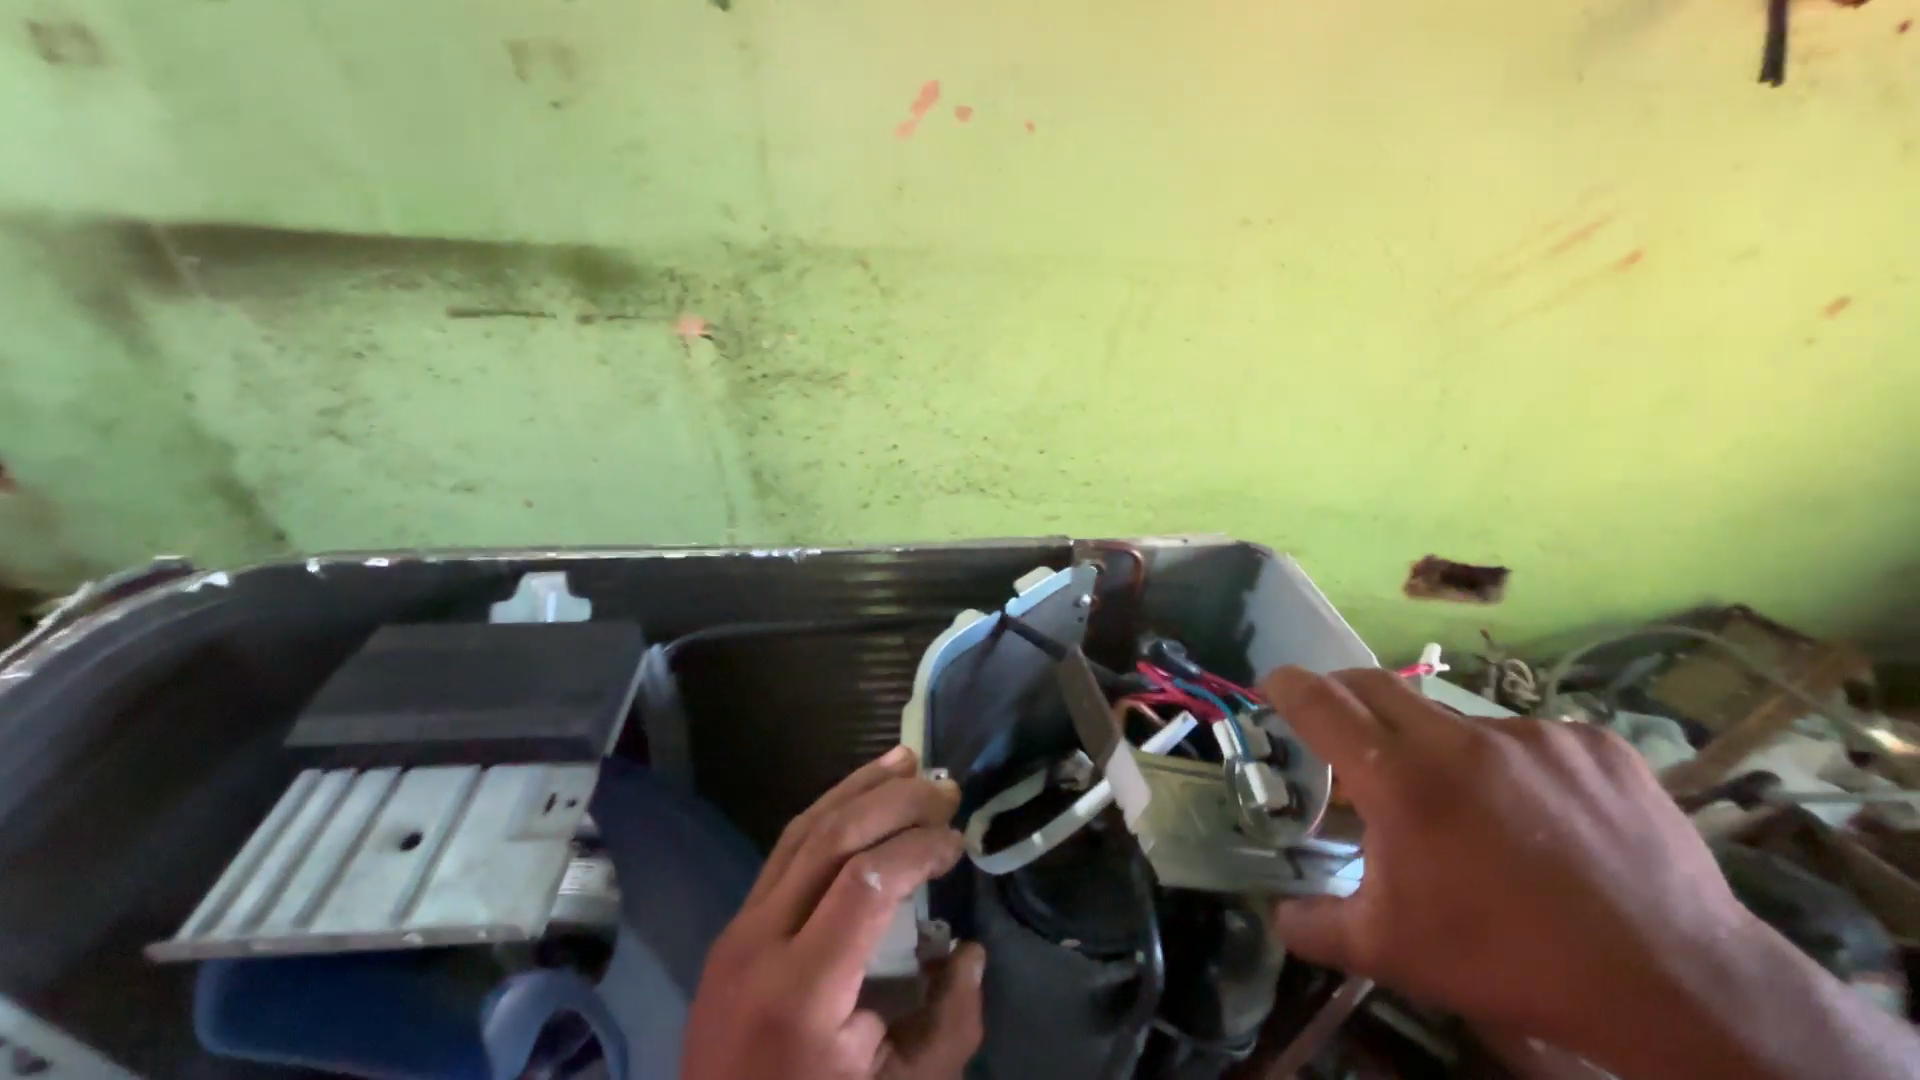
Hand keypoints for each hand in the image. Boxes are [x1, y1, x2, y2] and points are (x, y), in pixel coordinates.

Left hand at [682, 745, 985, 1079]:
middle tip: (945, 788)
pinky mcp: (734, 928)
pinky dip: (828, 815)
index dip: (916, 849)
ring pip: (800, 832)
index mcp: (801, 991)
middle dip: (892, 802)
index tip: (957, 844)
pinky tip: (858, 800)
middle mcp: (759, 943)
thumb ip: (948, 1025)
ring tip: (904, 761)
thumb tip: (969, 952)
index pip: (863, 883)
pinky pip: (783, 853)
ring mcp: (738, 929)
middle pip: (828, 840)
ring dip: (856, 790)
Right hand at [1258, 667, 1752, 1056]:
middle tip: (1340, 723)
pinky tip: (1540, 818)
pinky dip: (1513, 768)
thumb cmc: (1508, 960)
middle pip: (1379, 686)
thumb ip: (1316, 927)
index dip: (1289, 686)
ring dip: (1436, 747)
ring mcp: (1534, 736)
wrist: (1672, 981)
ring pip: (1457, 721)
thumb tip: (1277, 915)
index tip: (1274, 683)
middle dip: (1345, 695)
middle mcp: (1460, 740)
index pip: (1322, 705)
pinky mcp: (1595, 746)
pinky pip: (1532, 741)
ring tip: (1464, 807)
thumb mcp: (1391, 953)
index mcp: (1401, 782)